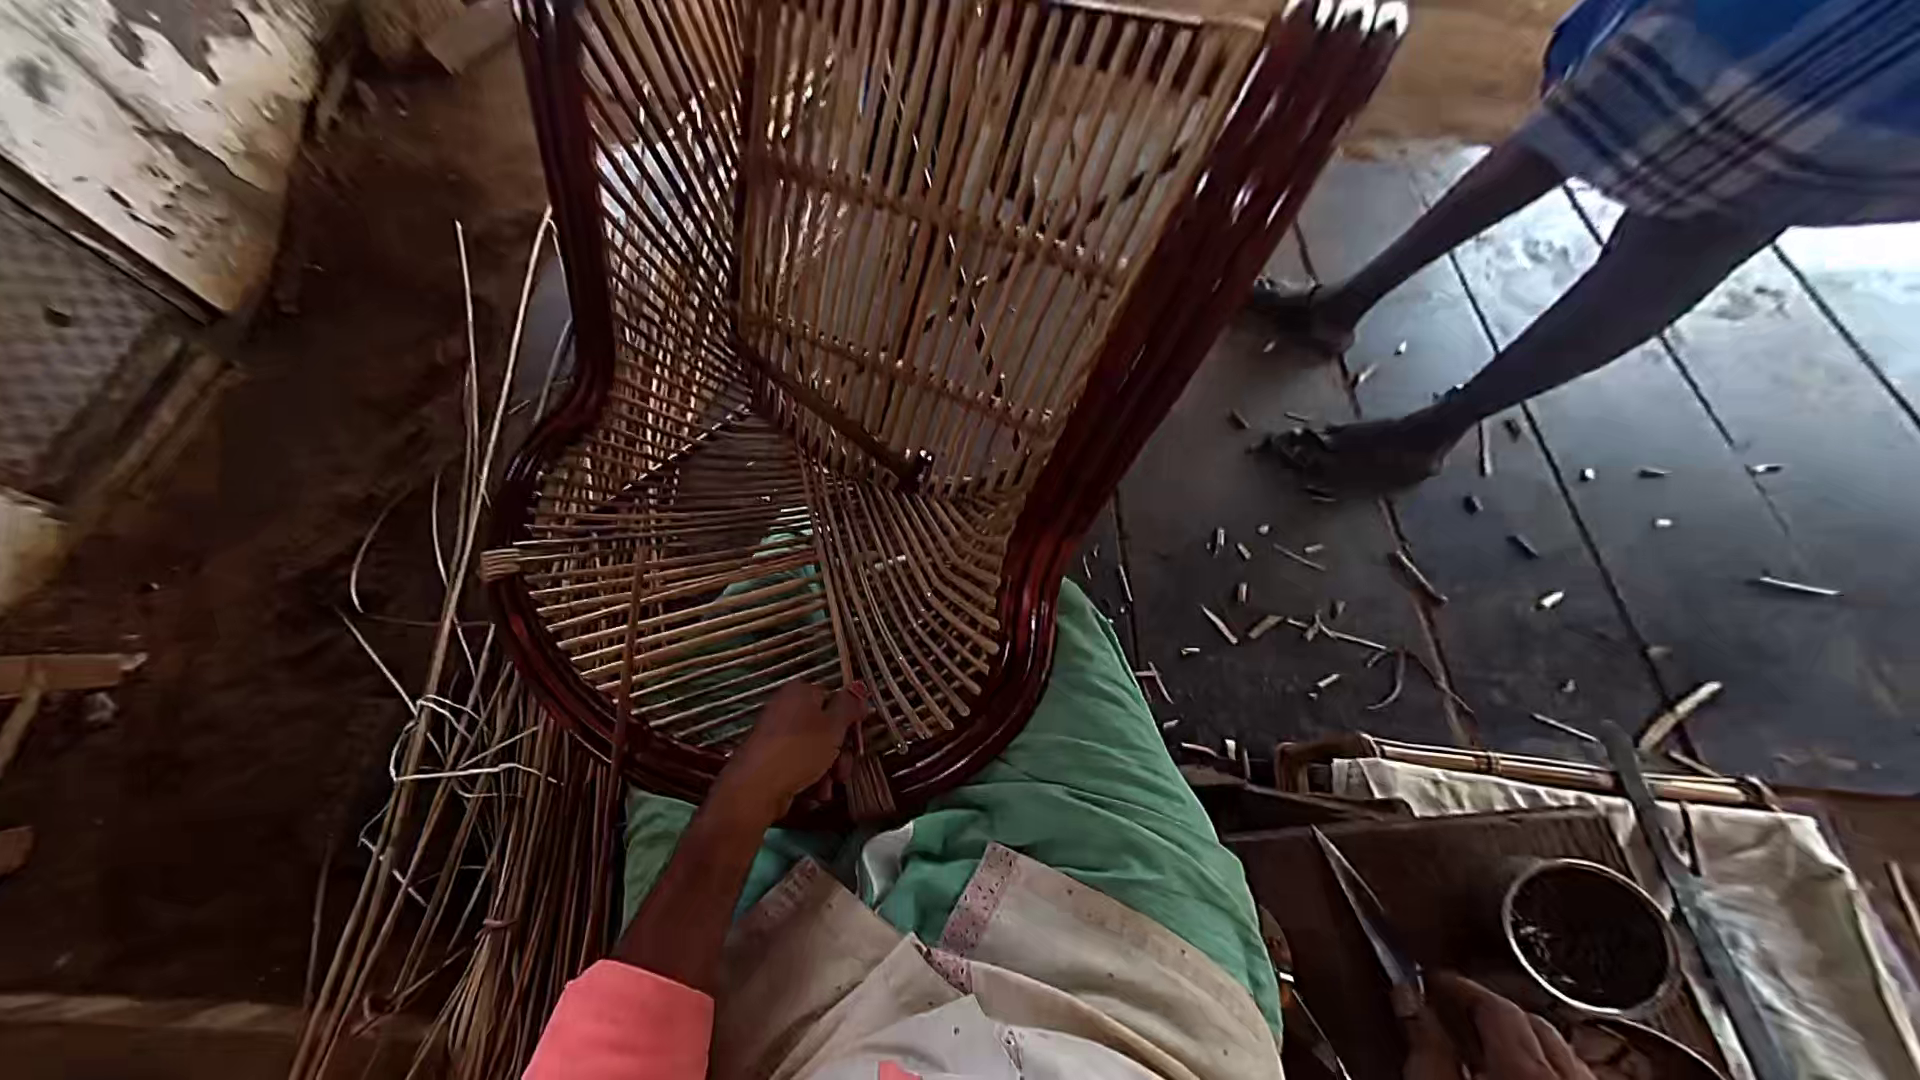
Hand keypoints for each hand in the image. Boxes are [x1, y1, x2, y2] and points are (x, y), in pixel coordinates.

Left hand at [713, 680, 867, 821]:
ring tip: (827, 787)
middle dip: (840, 752)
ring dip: (828, 770)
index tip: (857, 739)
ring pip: (814, 749)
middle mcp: (785, 708)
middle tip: (843, 770)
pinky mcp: (770, 760)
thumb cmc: (798, 751)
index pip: (834, 699)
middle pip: (825, 727)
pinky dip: (809, 778)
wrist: (754, 789)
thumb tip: (859, 687)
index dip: (849, 720)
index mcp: (800, 692)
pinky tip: (814, 793)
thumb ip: (849, 706)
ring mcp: (776, 735)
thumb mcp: (833, 726)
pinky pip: (798, 764)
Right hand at [1404, 973, 1594, 1079]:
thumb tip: (1407, 996)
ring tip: (1490, 1045)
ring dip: (1527, 1041)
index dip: (1458, 986)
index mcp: (1524, 1069)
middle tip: (1457, 1009)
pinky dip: (1554, 1070)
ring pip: (1565, 1055)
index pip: (1493, 1004)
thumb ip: (1424, 1044)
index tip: (1432, 981)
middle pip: (1534, 1024)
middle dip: (1494, 1010)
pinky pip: (1581, 1078)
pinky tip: (1526, 1075)